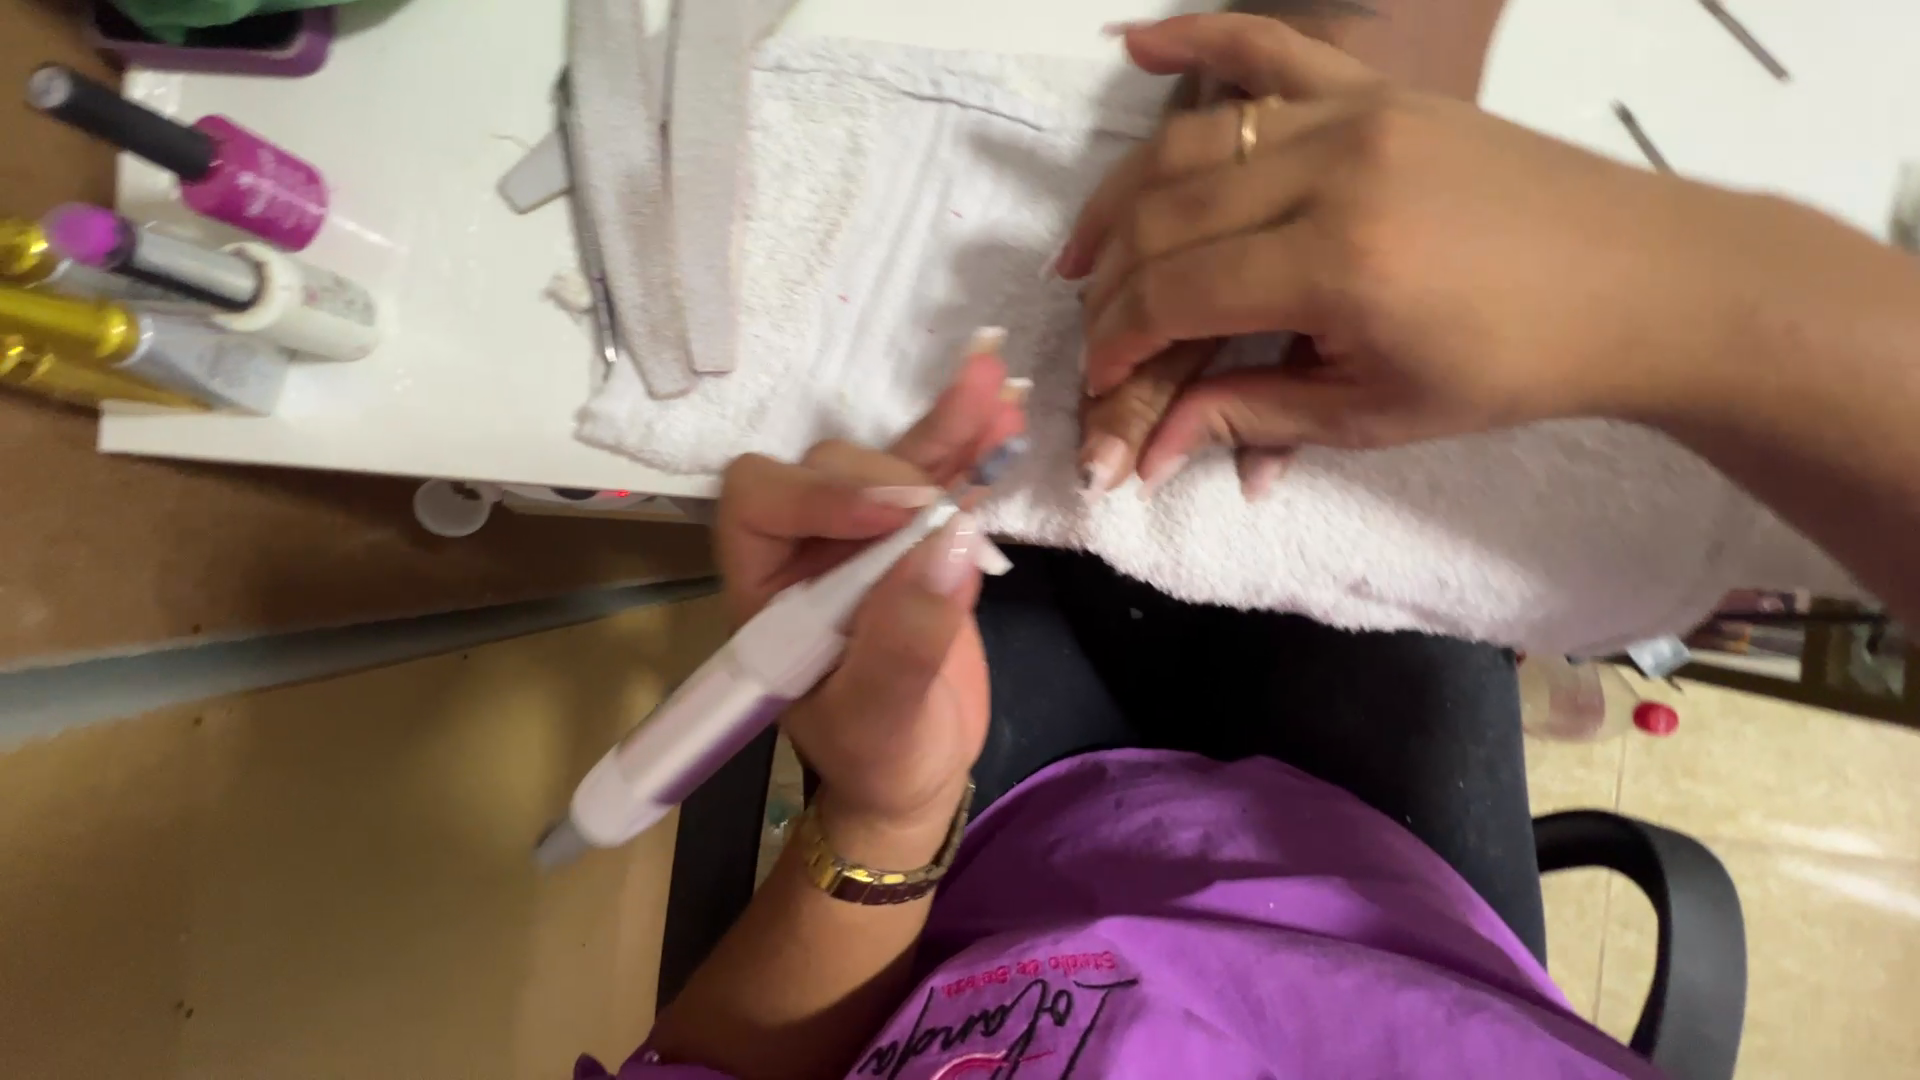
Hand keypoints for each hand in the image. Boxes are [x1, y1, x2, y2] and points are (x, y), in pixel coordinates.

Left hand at [715, 342, 1021, 859]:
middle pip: (830, 469)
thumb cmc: (878, 758)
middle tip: (948, 513)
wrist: (917, 769)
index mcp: (767, 587)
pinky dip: (972, 450)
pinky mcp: (920, 540)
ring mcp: (866, 538)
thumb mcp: (879, 720)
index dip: (821, 493)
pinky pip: (943, 482)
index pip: (761, 502)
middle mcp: (808, 548)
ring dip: (944, 427)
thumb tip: (952, 547)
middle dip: (892, 477)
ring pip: (895, 462)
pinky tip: (1005, 413)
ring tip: (992, 382)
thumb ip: (904, 643)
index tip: (895, 515)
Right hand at [1076, 3, 1507, 500]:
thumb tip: (1147, 459)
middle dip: (1107, 285)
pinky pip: (1270, 46)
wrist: (1645, 283)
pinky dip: (1196, 40)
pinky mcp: (1377, 90)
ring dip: (1118, 199)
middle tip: (1091, 331)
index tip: (1094, 379)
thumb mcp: (1366, 418)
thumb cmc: (1504, 369)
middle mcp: (1333, 168)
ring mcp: (1356, 111)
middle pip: (1164, 216)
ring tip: (1081, 252)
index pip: (1174, 294)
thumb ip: (1244, 419)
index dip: (1115, 341)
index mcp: (1335, 264)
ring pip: (1190, 142)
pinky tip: (1133, 47)